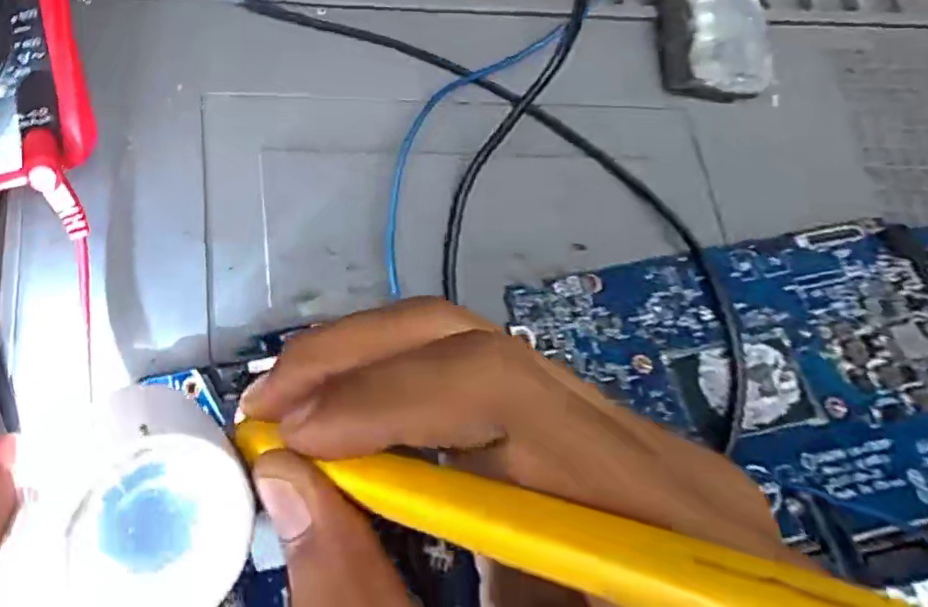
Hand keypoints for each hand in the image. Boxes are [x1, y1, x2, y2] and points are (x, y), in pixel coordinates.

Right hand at [237, 298, 807, 605]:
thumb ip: (367, 596)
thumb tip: (279, 473)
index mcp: (660, 523)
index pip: (496, 389)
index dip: (379, 397)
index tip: (287, 433)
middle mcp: (655, 457)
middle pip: (474, 347)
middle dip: (350, 362)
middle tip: (267, 400)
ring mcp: (628, 445)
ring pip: (469, 351)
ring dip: (362, 368)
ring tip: (291, 404)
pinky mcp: (593, 450)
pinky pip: (479, 388)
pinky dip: (397, 395)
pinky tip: (349, 423)